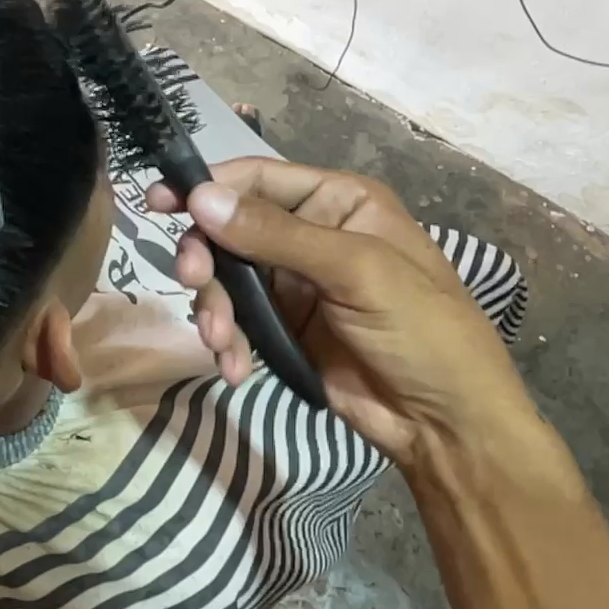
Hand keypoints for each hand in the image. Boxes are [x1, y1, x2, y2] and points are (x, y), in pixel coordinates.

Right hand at [146, 158, 540, 470]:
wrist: (448, 429)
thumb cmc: (422, 330)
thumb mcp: (356, 272)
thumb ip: (275, 234)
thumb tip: (200, 197)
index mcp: (338, 202)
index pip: (258, 179)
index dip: (208, 185)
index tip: (160, 200)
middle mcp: (309, 234)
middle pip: (230, 227)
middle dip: (206, 256)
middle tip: (190, 278)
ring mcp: (293, 283)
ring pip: (225, 276)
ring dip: (213, 306)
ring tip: (218, 340)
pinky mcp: (282, 327)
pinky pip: (234, 320)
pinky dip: (226, 340)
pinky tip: (234, 367)